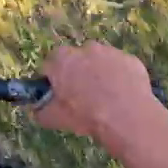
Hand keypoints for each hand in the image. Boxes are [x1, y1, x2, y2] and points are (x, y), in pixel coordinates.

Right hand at [36, 42, 167, 158]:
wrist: (127, 118)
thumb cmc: (86, 116)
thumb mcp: (54, 119)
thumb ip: (41, 111)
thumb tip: (36, 109)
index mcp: (61, 59)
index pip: (50, 65)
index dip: (54, 80)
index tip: (60, 95)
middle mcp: (84, 48)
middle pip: (77, 60)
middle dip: (79, 74)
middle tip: (85, 98)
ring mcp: (110, 52)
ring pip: (101, 61)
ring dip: (101, 74)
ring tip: (108, 98)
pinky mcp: (131, 60)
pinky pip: (122, 68)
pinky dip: (121, 78)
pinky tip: (124, 97)